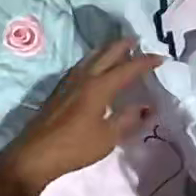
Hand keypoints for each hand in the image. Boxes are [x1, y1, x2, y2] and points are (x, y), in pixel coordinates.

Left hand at [0, 37, 162, 190]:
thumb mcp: (107, 137)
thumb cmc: (75, 147)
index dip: (145, 62)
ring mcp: (68, 82)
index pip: (127, 68)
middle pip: (106, 54)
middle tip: (137, 40)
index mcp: (99, 87)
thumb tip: (147, 107)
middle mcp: (84, 78)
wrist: (35, 154)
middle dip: (123, 46)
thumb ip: (128, 119)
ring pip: (91, 57)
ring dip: (106, 51)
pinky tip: (94, 68)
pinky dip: (93, 61)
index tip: (160, 58)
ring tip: (118, 50)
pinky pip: (81, 67)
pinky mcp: (59, 91)